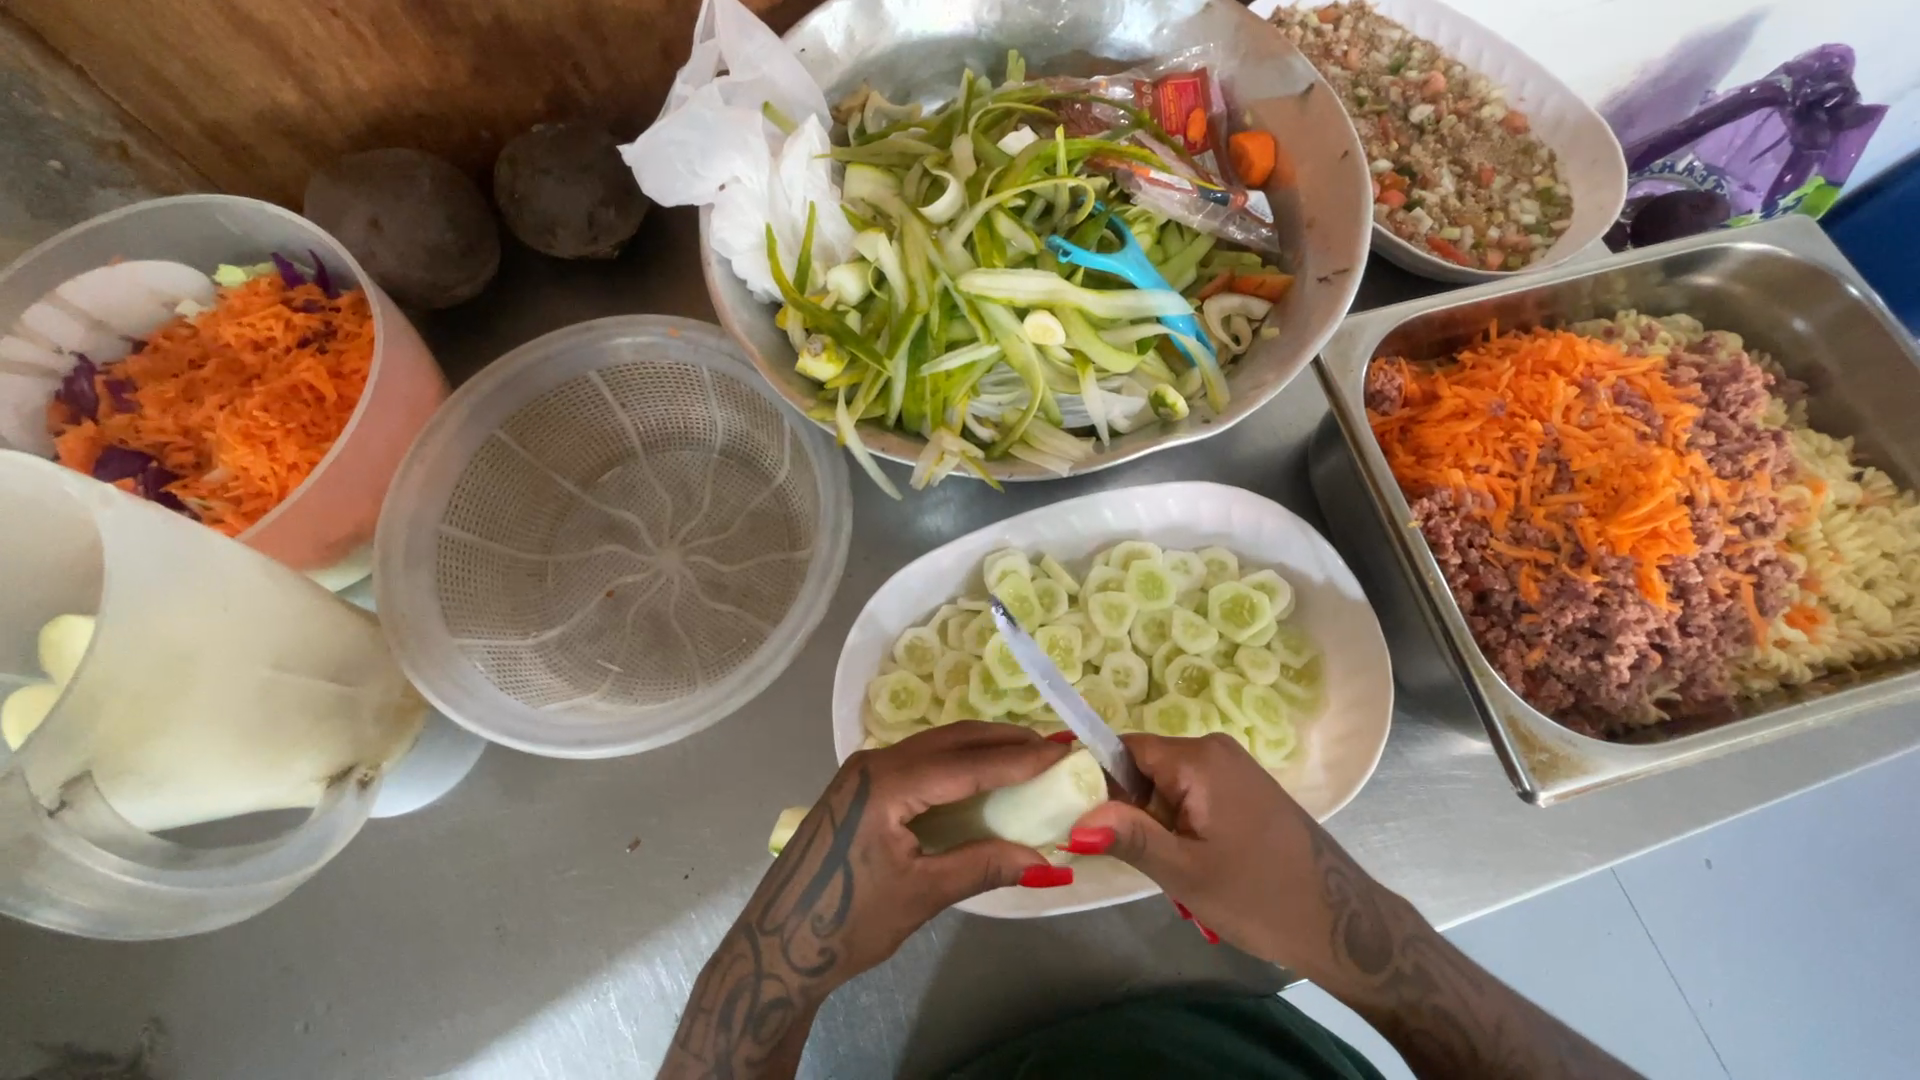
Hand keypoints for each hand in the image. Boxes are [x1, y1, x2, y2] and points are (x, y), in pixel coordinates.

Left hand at [662, 722, 1065, 1079]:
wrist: (777, 943)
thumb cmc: (848, 921)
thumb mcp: (922, 894)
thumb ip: (983, 866)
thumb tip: (1046, 860)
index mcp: (887, 783)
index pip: (966, 762)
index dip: (1018, 758)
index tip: (1063, 752)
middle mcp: (875, 762)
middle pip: (952, 741)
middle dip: (1004, 741)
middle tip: (1053, 747)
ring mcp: (864, 769)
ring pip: (935, 745)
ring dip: (981, 747)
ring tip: (1027, 754)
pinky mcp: (861, 783)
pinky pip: (920, 759)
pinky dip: (957, 761)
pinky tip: (981, 773)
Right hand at [1073, 732, 1403, 984]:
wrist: (1346, 926)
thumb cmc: (1261, 897)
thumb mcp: (1185, 872)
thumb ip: (1127, 836)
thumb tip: (1072, 819)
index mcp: (1198, 757)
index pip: (1122, 748)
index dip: (1097, 780)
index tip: (1085, 822)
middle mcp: (1215, 749)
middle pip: (1143, 766)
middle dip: (1132, 810)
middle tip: (1142, 858)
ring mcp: (1233, 768)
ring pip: (1166, 784)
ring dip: (1158, 823)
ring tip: (1176, 869)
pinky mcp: (1244, 788)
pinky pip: (1191, 793)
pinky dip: (1182, 825)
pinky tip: (1198, 863)